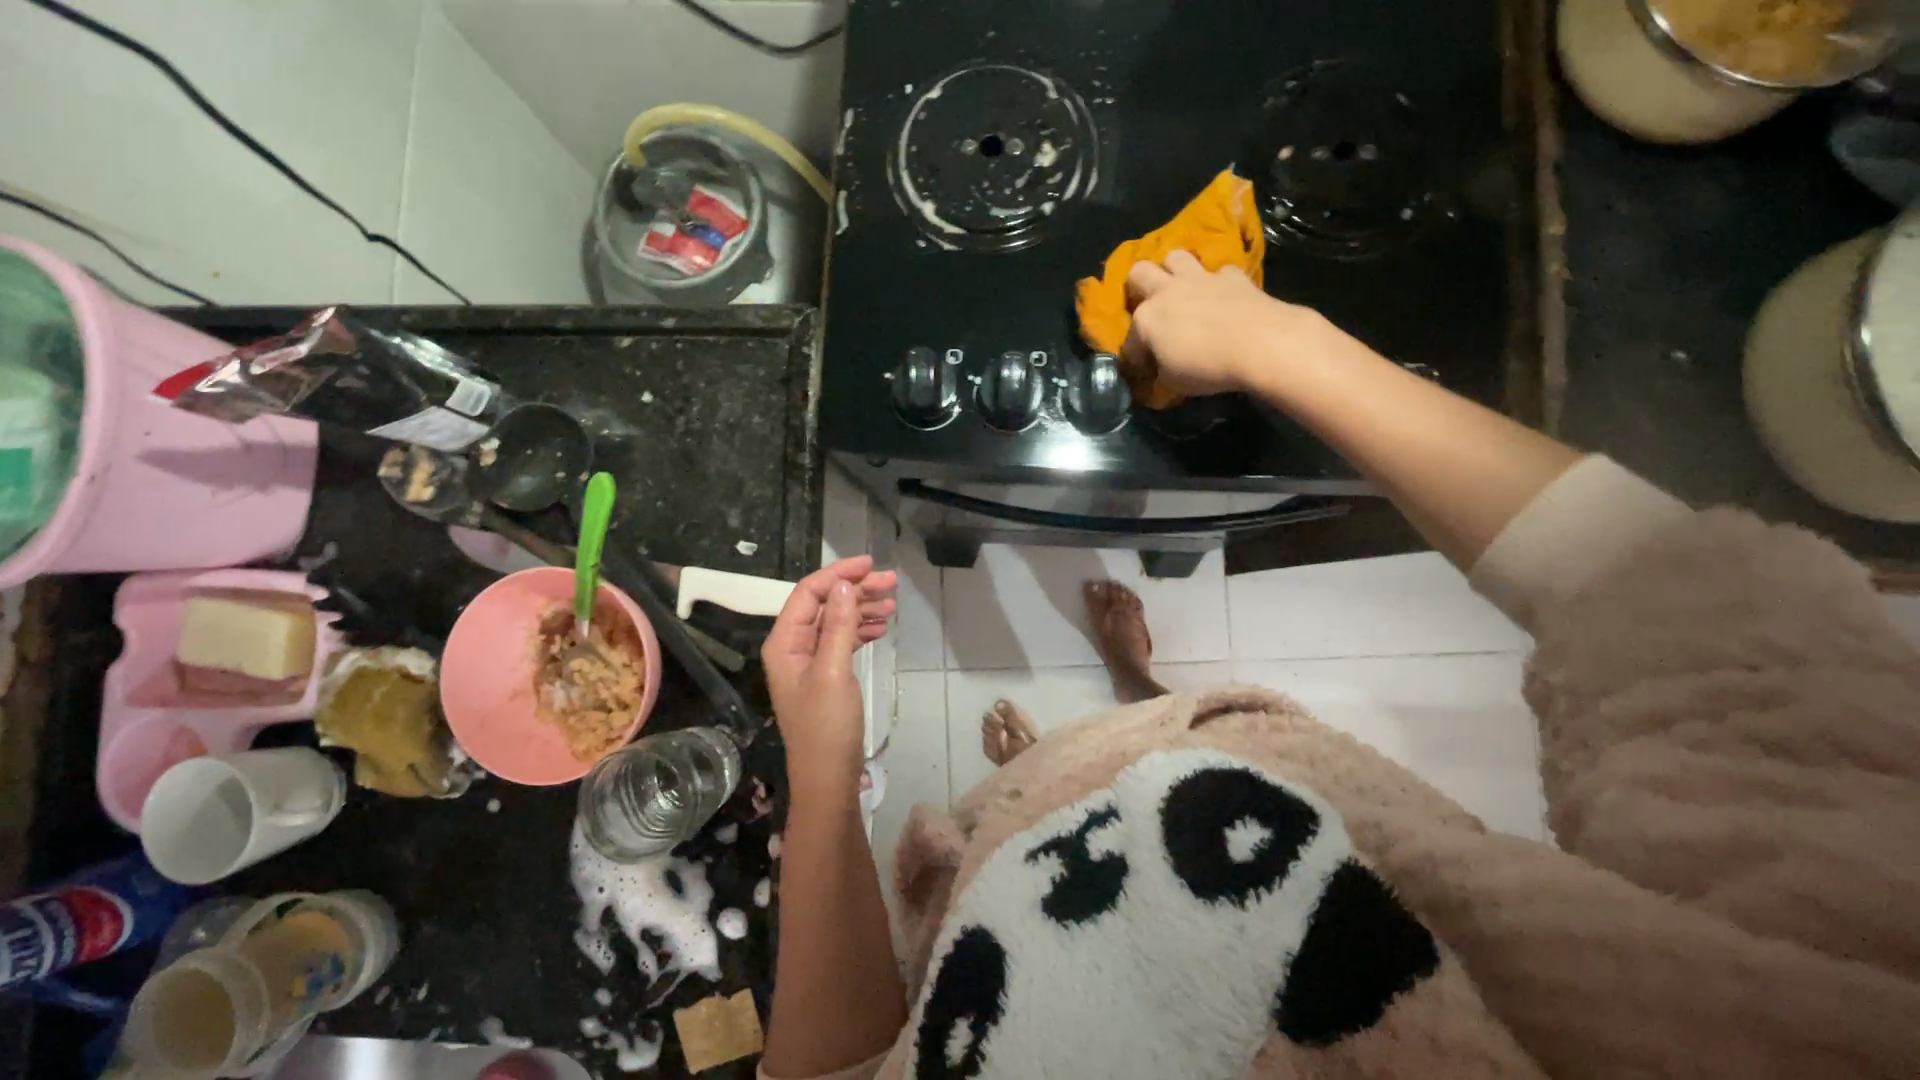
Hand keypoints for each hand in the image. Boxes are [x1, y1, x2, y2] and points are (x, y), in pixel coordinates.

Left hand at [762, 556, 896, 794]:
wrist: (828, 778)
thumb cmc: (827, 726)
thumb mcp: (834, 671)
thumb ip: (839, 626)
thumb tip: (844, 586)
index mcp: (784, 643)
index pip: (808, 594)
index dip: (838, 574)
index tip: (870, 564)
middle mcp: (792, 648)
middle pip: (824, 605)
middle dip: (855, 590)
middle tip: (892, 583)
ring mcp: (809, 664)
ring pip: (836, 622)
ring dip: (862, 609)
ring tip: (893, 605)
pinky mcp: (825, 678)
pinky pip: (842, 642)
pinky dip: (861, 631)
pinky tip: (881, 627)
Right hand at [1120, 250, 1332, 397]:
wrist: (1260, 343)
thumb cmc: (1208, 367)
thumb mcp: (1175, 384)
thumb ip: (1162, 373)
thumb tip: (1161, 373)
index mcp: (1146, 321)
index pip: (1129, 341)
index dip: (1135, 357)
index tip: (1144, 370)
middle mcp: (1166, 292)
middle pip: (1139, 273)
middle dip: (1138, 286)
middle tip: (1150, 305)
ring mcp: (1200, 279)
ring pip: (1175, 257)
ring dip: (1174, 270)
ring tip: (1181, 287)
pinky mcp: (1231, 276)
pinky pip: (1219, 271)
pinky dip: (1218, 281)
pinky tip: (1222, 294)